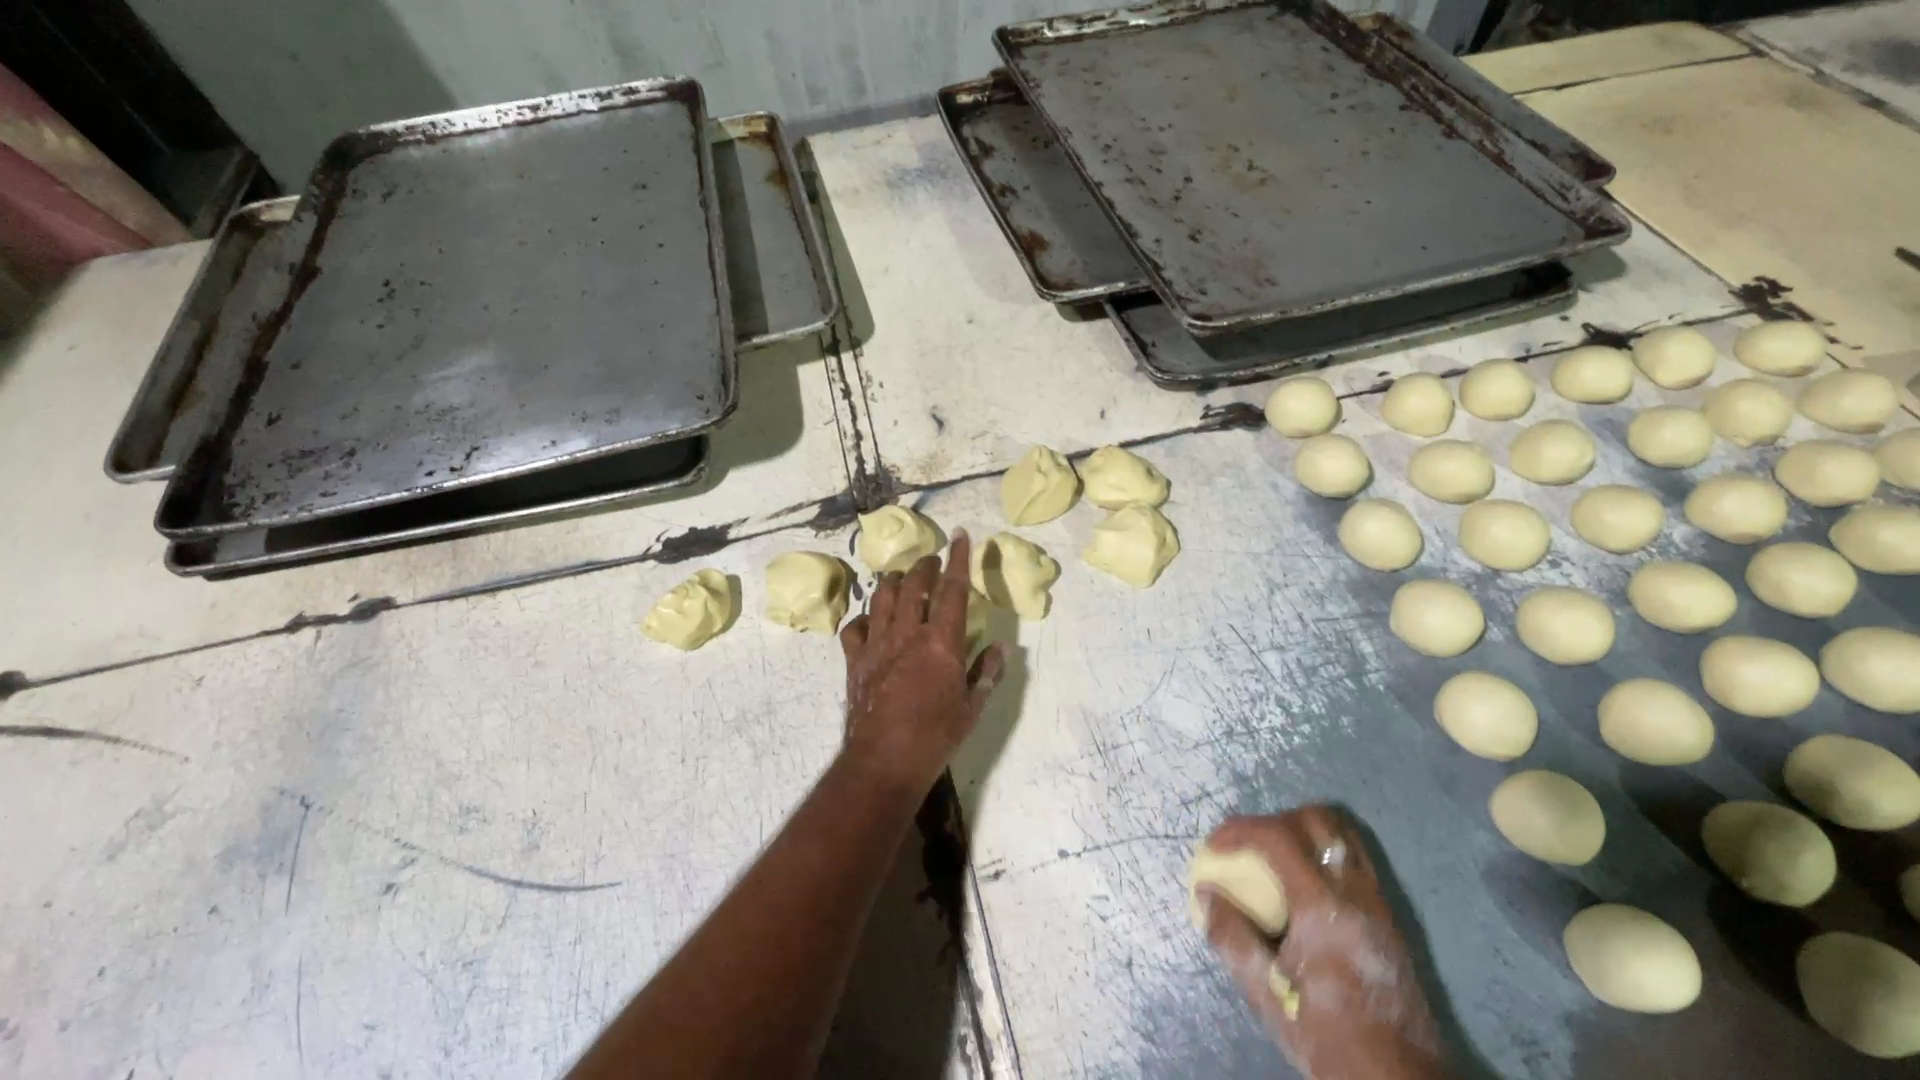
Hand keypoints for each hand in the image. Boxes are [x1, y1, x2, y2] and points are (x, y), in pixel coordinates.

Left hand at [839, 528, 1006, 795]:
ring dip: (895, 582)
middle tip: (931, 562)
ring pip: (882, 596)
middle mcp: (908, 633)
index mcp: (942, 641)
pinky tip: (872, 621)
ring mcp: (877, 644)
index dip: (958, 559)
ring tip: (903, 579)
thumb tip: (1001, 648)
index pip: (952, 589)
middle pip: (913, 584)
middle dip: (924, 565)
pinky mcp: (855, 660)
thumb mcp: (972, 707)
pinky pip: (855, 627)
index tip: (959, 536)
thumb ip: (987, 673)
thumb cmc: (936, 736)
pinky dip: (865, 618)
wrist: (885, 760)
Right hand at [1199, 806, 1447, 1079]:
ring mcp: (1376, 899)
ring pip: (1341, 831)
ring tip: (1271, 859)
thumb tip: (1206, 892)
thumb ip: (1232, 937)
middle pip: (1315, 819)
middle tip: (1245, 848)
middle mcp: (1355, 892)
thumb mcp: (1266, 995)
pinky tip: (1300, 883)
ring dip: (1300, 830)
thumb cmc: (1326, 1034)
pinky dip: (1321, 849)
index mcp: (1323, 909)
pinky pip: (1353, 855)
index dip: (1240, 830)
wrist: (1395, 1076)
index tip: (1214, 846)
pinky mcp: (1386, 912)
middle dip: (1271, 821)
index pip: (1279, 838)